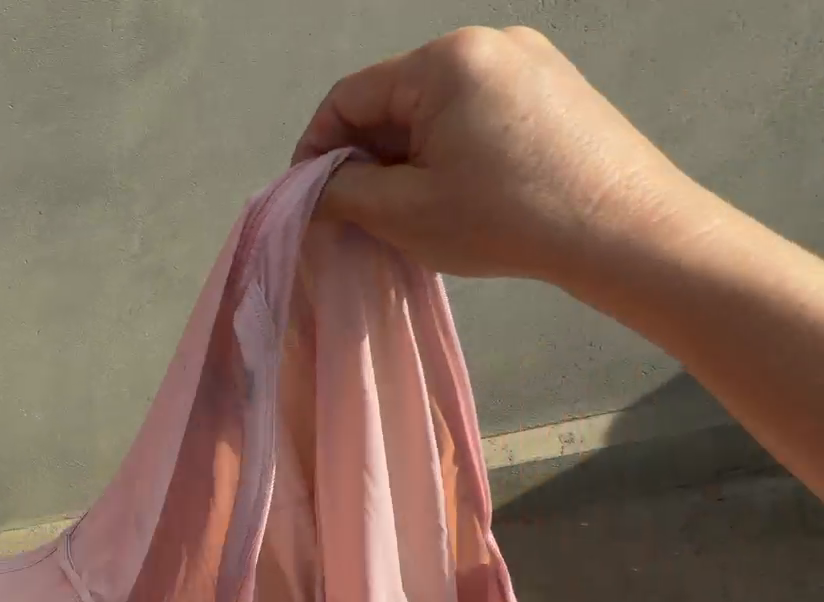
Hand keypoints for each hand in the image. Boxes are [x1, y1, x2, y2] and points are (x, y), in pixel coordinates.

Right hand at [296, 26, 706, 285]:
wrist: (621, 228)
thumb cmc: (502, 216)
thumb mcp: (397, 209)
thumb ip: (336, 192)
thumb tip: (309, 189)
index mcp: (444, 61)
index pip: (346, 98)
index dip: (314, 150)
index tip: (309, 199)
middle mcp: (486, 43)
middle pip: (386, 99)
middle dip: (358, 155)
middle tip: (352, 211)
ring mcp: (524, 60)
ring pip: (422, 110)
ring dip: (395, 158)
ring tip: (399, 207)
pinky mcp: (545, 86)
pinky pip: (462, 112)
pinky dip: (434, 151)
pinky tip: (441, 191)